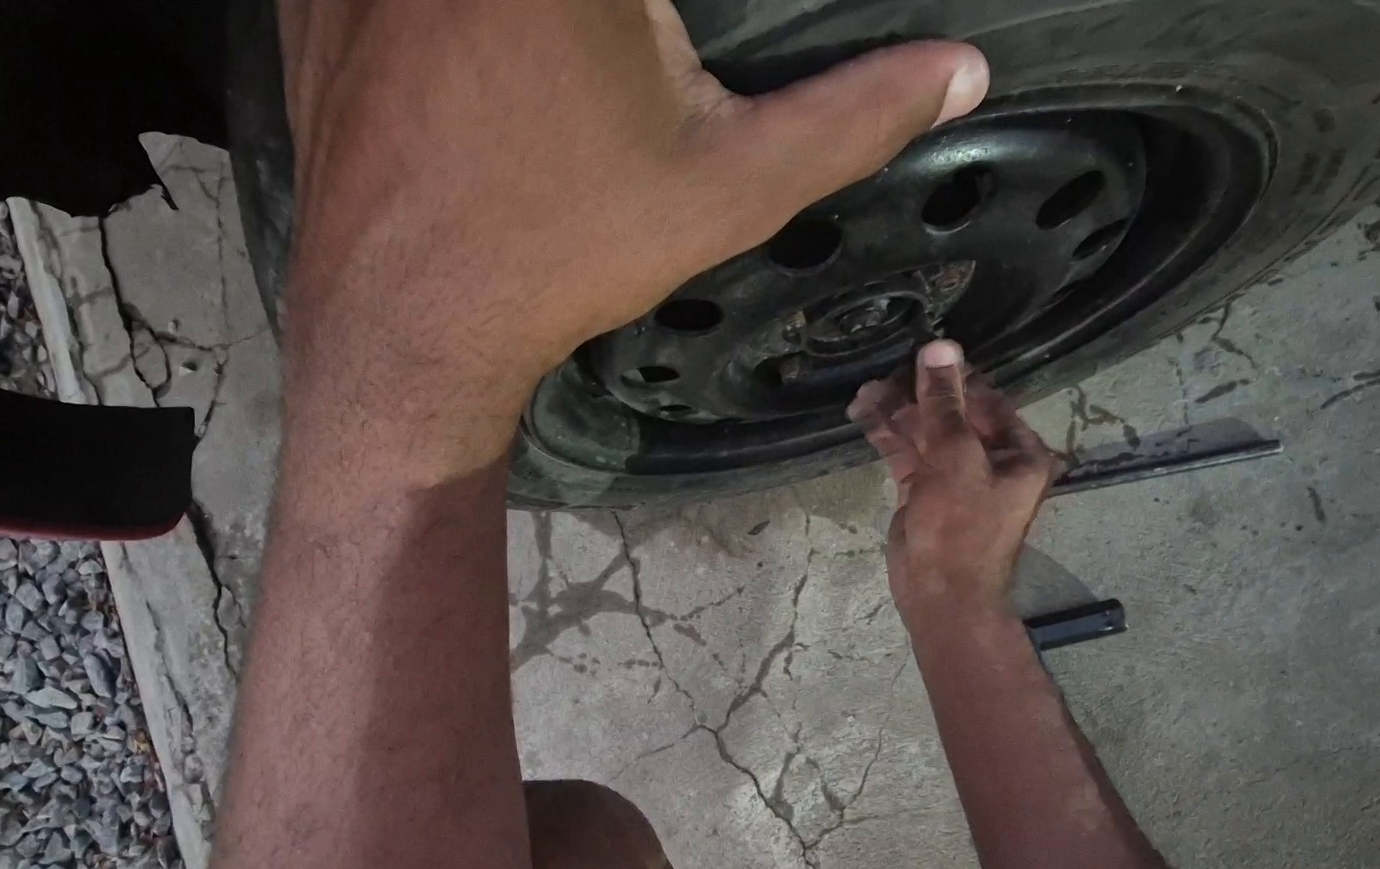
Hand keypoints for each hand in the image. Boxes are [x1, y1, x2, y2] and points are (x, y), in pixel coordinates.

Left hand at [277, 0, 987, 475]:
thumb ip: (848, 117)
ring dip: (537, 32)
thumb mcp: (728, 187)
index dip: (654, 24)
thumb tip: (963, 70)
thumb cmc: (571, 254)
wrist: (415, 327)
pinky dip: (437, 20)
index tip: (667, 62)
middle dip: (619, 31)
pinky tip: (476, 73)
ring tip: (556, 104)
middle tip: (621, 79)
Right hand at [849, 340, 1062, 620]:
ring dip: (896, 411)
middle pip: (951, 412)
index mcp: (1017, 452)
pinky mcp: (924, 491)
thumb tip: (939, 347)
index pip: (984, 399)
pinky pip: (906, 453)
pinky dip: (887, 435)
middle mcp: (990, 460)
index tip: (917, 352)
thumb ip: (943, 404)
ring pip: (924, 432)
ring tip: (864, 390)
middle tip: (882, 372)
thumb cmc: (961, 527)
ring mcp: (955, 476)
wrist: (941, 594)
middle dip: (916, 392)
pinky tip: (863, 413)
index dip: (951, 376)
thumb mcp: (955, 458)